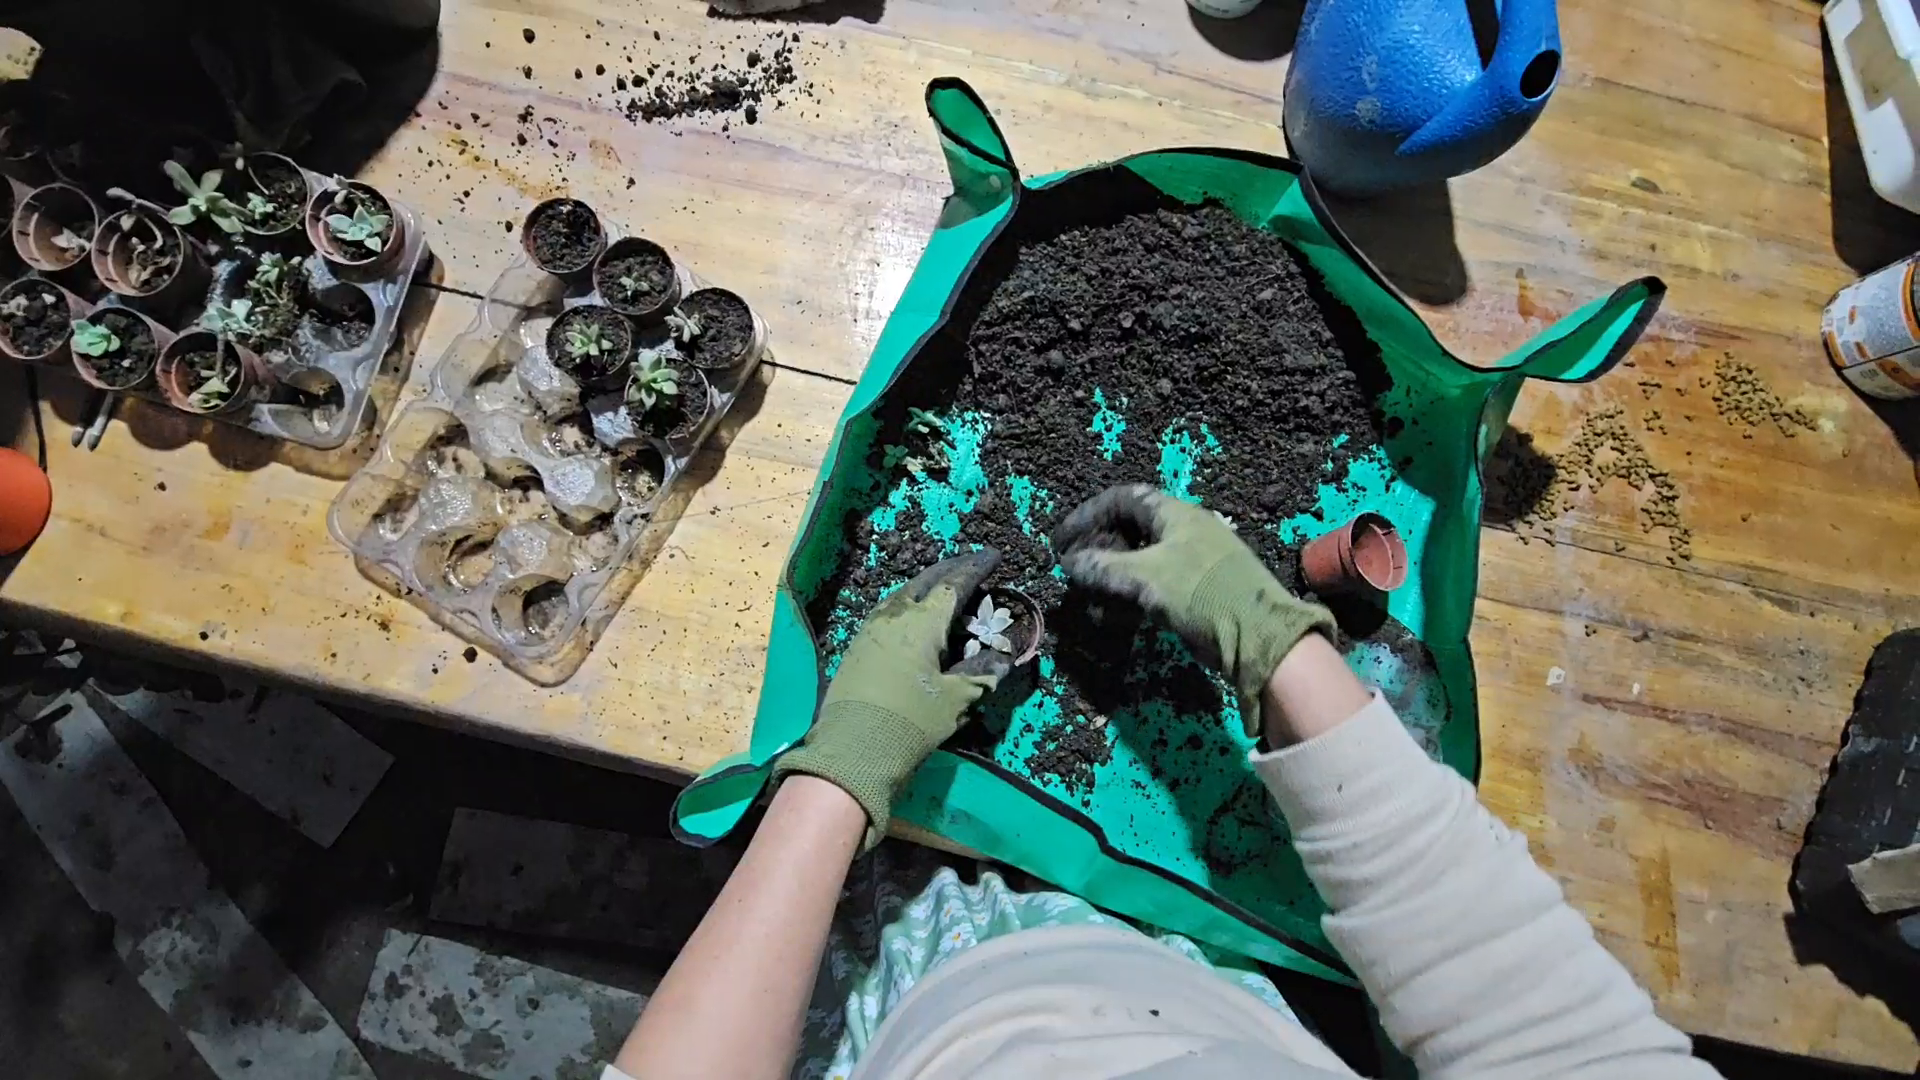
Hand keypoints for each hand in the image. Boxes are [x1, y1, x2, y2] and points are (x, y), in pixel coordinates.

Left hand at [774, 549, 1011, 847]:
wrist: (852, 749)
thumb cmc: (911, 721)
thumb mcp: (956, 700)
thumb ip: (982, 673)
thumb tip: (1004, 658)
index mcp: (922, 621)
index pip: (954, 583)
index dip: (976, 568)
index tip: (994, 556)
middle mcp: (895, 614)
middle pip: (927, 580)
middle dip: (952, 569)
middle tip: (972, 564)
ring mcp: (872, 627)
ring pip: (905, 592)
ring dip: (928, 584)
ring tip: (946, 586)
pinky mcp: (859, 644)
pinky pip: (890, 609)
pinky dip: (911, 602)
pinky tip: (916, 612)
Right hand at [1052, 484, 1332, 737]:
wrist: (1257, 634)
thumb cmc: (1199, 592)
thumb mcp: (1143, 576)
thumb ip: (1102, 566)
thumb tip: (1070, 562)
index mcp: (1174, 514)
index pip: (1122, 499)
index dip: (1087, 515)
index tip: (1063, 540)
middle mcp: (1184, 529)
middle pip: (1130, 528)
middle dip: (1097, 547)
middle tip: (1075, 568)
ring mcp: (1192, 559)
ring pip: (1141, 557)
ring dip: (1112, 573)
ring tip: (1090, 593)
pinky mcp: (1197, 588)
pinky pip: (1154, 581)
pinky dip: (1130, 591)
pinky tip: (1114, 612)